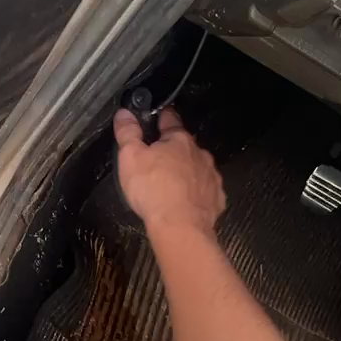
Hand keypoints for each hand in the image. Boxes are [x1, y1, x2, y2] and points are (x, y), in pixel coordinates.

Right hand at [113, 107, 225, 238]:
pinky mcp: (216, 198)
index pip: (171, 120)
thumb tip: (124, 113)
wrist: (180, 226)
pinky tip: (185, 201)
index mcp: (179, 140)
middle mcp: (200, 154)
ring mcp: (211, 177)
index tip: (159, 116)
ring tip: (171, 183)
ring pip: (197, 167)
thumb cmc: (153, 189)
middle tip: (159, 158)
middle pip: (185, 146)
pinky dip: (196, 193)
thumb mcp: (130, 157)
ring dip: (186, 171)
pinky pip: (205, 190)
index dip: (162, 117)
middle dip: (174, 149)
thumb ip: (127, 133)